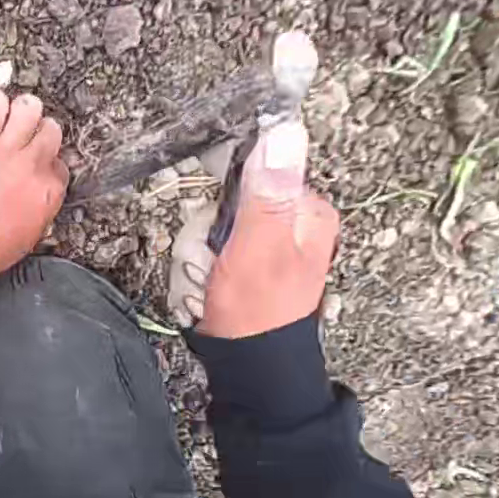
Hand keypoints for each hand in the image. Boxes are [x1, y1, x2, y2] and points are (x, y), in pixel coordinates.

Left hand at [0, 90, 67, 272]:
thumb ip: (43, 202)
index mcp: (50, 190)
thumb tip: (43, 186)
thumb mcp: (35, 230)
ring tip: (16, 114)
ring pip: (29, 109)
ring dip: (25, 109)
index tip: (39, 163)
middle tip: (30, 135)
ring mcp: (6, 150)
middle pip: (51, 130)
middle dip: (43, 131)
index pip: (60, 162)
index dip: (49, 160)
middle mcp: (34, 165)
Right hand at [196, 118, 338, 338]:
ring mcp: (258, 245)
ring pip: (204, 230)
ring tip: (211, 287)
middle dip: (203, 239)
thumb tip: (285, 129)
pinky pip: (203, 253)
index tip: (216, 231)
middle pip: (220, 204)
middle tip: (214, 267)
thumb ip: (269, 192)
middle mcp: (283, 224)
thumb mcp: (261, 246)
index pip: (250, 171)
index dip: (222, 199)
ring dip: (196, 261)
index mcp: (303, 211)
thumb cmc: (258, 313)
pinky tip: (208, 293)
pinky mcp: (238, 264)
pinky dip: (197, 275)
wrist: (249, 368)